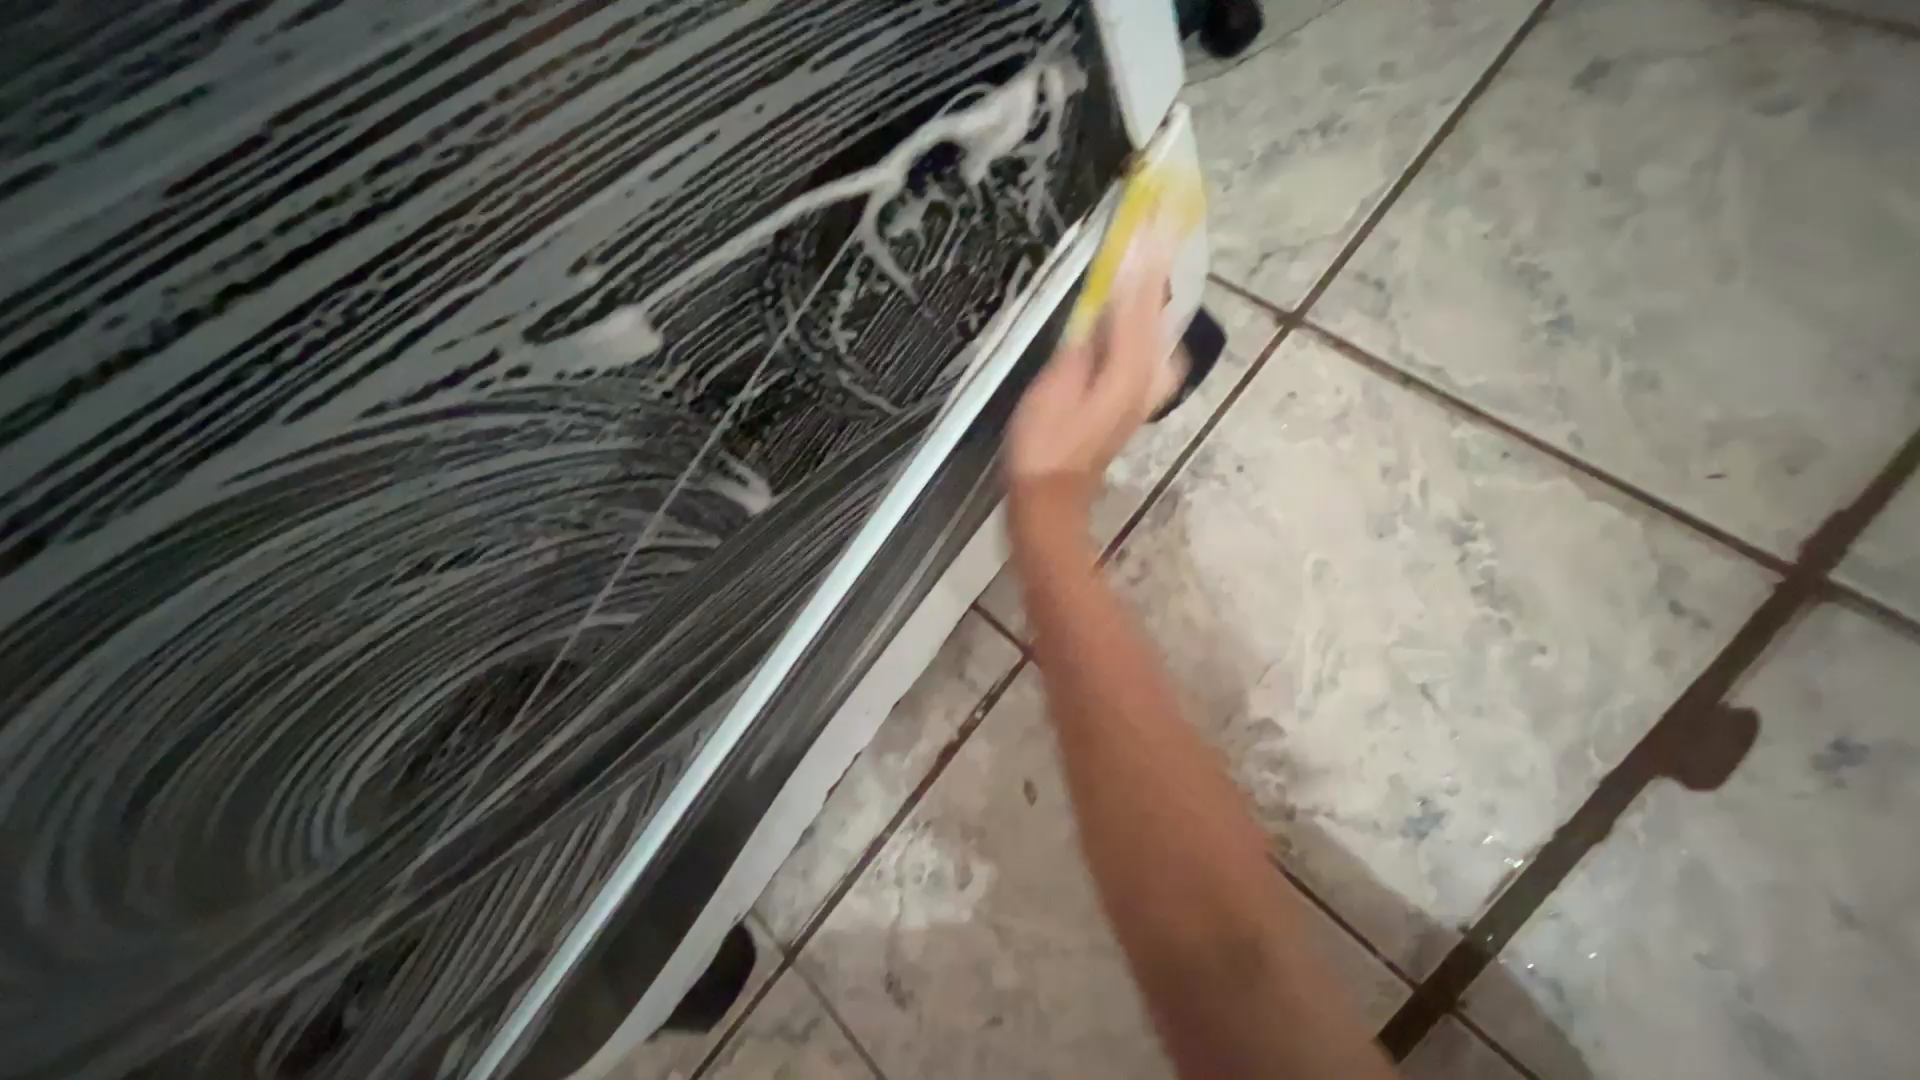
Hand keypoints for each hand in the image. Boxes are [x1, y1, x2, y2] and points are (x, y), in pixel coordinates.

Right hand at [1004, 237, 1179, 521]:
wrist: (1050, 498)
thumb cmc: (1042, 446)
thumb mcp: (1053, 391)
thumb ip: (1081, 348)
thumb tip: (1099, 313)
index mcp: (1126, 372)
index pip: (1140, 304)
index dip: (1145, 262)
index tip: (1153, 221)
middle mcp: (1145, 379)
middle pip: (1160, 316)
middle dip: (1159, 273)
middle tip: (1156, 231)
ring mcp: (1143, 394)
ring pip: (1162, 335)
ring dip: (1157, 299)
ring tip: (1147, 268)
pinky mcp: (1133, 403)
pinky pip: (1152, 353)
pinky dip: (1149, 327)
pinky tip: (1138, 322)